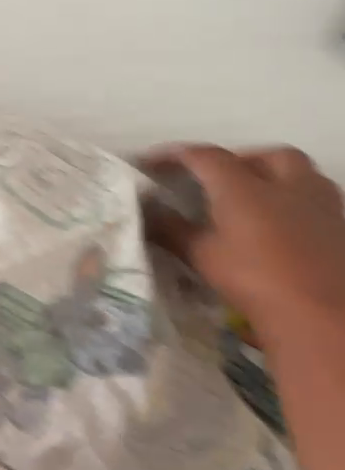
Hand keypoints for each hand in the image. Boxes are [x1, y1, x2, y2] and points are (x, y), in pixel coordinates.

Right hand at [147, 145, 344, 345]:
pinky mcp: (341, 228)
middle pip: (268, 155)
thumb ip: (169, 227)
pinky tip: (276, 222)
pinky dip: (292, 200)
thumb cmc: (253, 279)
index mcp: (246, 189)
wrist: (322, 315)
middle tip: (214, 177)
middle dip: (239, 158)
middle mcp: (289, 187)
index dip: (174, 155)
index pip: (206, 156)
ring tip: (248, 197)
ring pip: (301, 174)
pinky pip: (315, 199)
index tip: (149, 164)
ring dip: (273, 176)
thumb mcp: (199, 253)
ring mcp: (323, 207)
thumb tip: (144, 209)